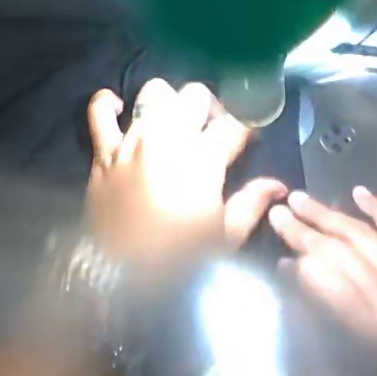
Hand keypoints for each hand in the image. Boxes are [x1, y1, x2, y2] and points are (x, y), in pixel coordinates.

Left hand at [84, 79, 286, 291]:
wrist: (115, 284)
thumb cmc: (177, 264)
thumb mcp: (224, 238)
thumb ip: (251, 203)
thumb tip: (278, 186)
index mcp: (203, 159)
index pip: (235, 123)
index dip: (247, 128)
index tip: (249, 141)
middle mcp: (168, 139)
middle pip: (196, 94)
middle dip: (210, 107)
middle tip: (212, 132)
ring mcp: (132, 141)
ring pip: (154, 91)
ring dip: (168, 102)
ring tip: (173, 125)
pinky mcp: (103, 153)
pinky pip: (98, 113)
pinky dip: (107, 104)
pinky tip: (119, 109)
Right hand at [271, 187, 376, 375]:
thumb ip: (308, 353)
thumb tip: (288, 295)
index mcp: (374, 338)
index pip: (326, 280)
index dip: (297, 265)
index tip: (275, 256)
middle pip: (346, 252)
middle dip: (307, 230)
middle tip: (278, 211)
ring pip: (372, 238)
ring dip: (335, 216)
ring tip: (303, 199)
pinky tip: (361, 193)